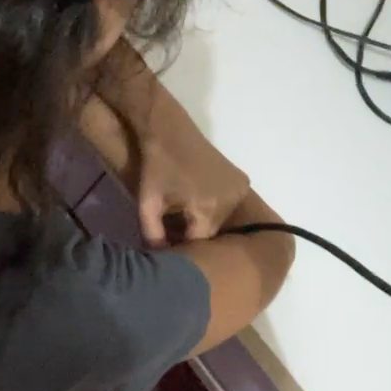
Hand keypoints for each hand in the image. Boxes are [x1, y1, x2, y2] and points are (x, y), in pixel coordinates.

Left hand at [133, 118, 251, 246]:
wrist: (170, 133)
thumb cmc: (155, 169)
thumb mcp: (147, 204)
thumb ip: (153, 233)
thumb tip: (160, 257)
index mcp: (207, 207)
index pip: (199, 242)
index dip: (182, 244)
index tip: (168, 241)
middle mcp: (230, 201)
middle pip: (211, 232)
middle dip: (192, 233)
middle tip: (173, 228)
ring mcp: (240, 190)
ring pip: (221, 220)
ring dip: (204, 221)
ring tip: (184, 214)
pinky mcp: (243, 181)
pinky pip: (229, 205)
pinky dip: (215, 208)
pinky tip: (197, 200)